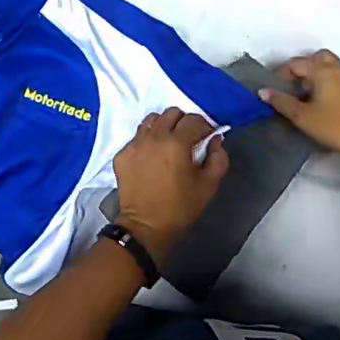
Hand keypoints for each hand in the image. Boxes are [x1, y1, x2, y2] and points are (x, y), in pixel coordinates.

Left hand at [111, 108, 228, 264]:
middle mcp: (153, 137)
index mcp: (176, 143)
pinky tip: (151, 156)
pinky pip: (136, 137)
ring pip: (151, 120)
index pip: (194, 120)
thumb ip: (218, 158)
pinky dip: (146, 140)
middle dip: (183, 122)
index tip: (207, 136)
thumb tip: (216, 139)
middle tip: (188, 138)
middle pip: (171, 113)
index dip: (204, 126)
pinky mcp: (122, 154)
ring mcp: (134, 144)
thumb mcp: (209, 185)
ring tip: (168, 143)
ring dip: (163, 126)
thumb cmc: (180, 207)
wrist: (145, 226)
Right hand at [260, 50, 339, 161]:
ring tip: (308, 93)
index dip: (280, 74)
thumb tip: (263, 91)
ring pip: (331, 65)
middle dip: (302, 68)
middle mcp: (338, 68)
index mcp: (322, 70)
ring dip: (317, 73)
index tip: (273, 90)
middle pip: (316, 58)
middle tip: (292, 86)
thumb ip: (282, 102)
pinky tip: (327, 100)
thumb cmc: (337, 126)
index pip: (295, 64)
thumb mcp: (303, 117)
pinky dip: (330, 81)